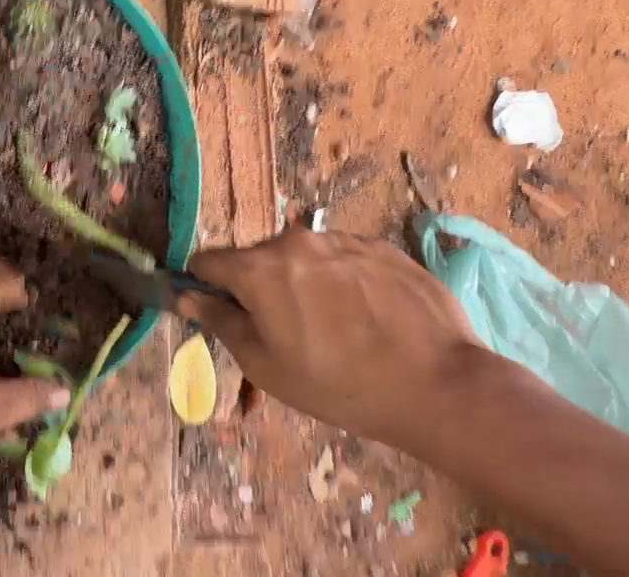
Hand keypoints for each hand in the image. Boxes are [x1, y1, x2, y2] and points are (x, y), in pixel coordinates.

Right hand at [180, 231, 487, 449]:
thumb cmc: (340, 385)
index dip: (206, 286)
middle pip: (256, 259)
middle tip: (287, 332)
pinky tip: (368, 318)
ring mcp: (341, 240)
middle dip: (259, 287)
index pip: (207, 261)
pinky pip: (342, 259)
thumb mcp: (265, 365)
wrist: (442, 388)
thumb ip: (219, 321)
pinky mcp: (381, 248)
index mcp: (257, 268)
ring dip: (303, 282)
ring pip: (302, 257)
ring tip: (336, 327)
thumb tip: (186, 295)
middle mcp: (293, 241)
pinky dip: (342, 281)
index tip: (222, 312)